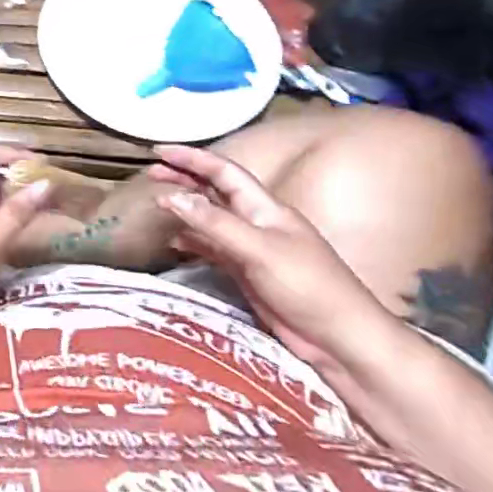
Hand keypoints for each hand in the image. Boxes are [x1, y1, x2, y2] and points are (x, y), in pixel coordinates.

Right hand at [149, 144, 395, 363]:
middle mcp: (257, 222)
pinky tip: (174, 242)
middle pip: (215, 190)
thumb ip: (215, 224)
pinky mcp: (248, 274)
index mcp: (265, 207)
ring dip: (186, 208)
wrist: (341, 340)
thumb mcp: (259, 250)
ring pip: (211, 219)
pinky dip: (192, 241)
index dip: (192, 158)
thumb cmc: (307, 287)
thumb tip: (172, 197)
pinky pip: (213, 249)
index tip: (160, 151)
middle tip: (152, 172)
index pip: (223, 172)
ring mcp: (252, 248)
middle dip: (185, 178)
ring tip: (157, 203)